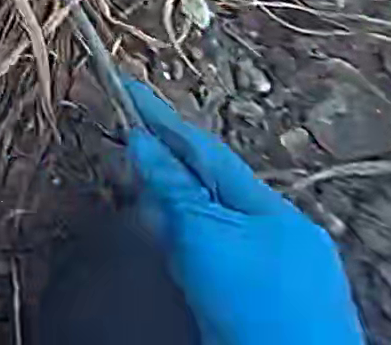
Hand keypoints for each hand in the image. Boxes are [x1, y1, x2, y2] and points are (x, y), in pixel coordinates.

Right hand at [125, 81, 363, 344]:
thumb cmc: (255, 306)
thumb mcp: (205, 236)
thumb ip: (171, 185)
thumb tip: (139, 139)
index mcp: (272, 210)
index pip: (205, 149)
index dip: (161, 117)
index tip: (123, 84)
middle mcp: (273, 234)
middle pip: (202, 184)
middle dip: (159, 171)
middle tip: (117, 158)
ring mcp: (265, 270)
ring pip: (201, 222)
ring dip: (166, 214)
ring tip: (143, 214)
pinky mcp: (250, 301)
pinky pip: (206, 256)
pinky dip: (181, 248)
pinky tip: (168, 254)